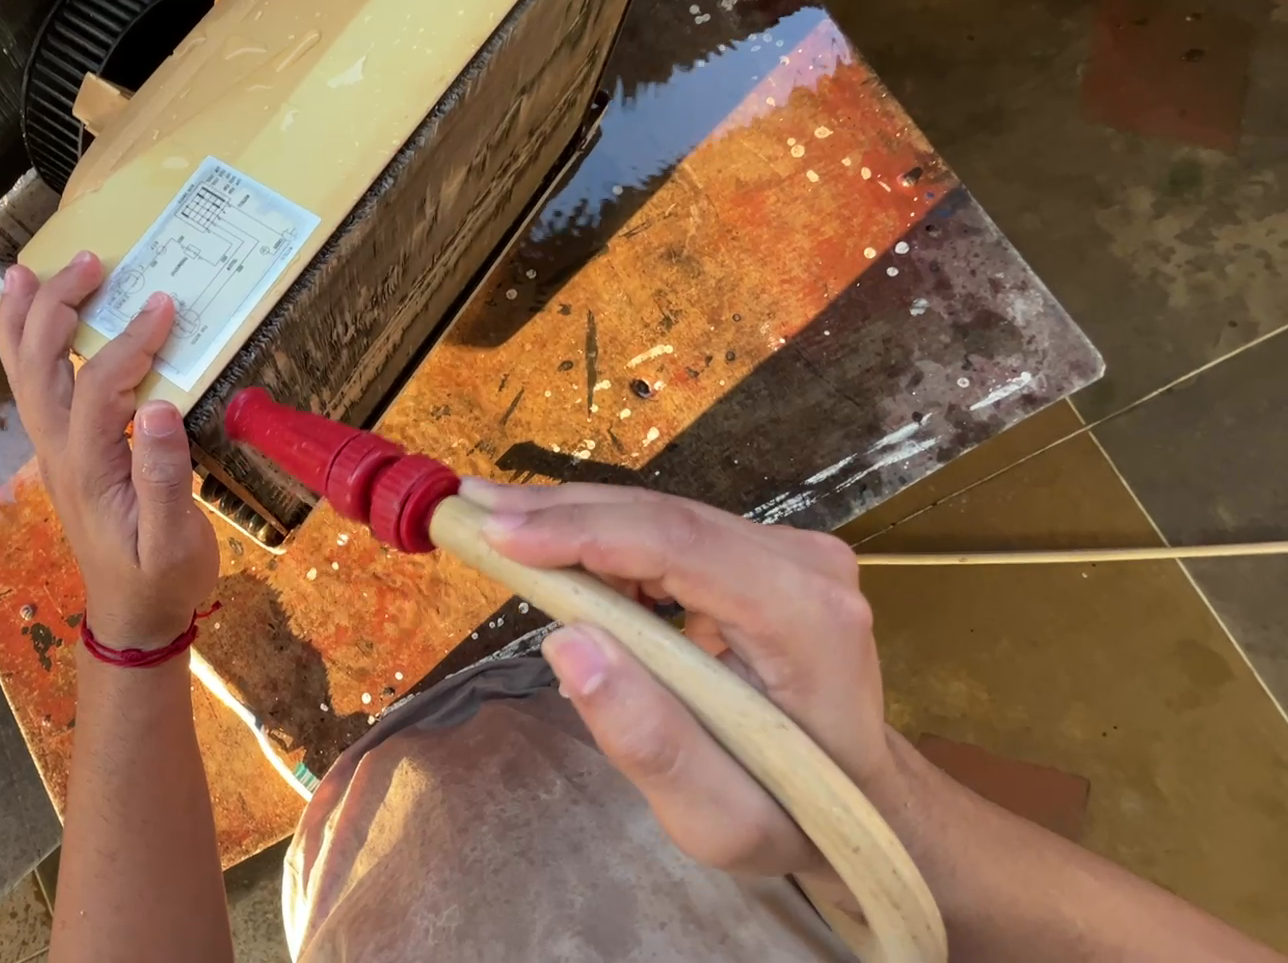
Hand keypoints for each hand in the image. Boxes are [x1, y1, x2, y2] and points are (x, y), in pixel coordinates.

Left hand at [0, 251, 218, 648]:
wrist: (132, 616)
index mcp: (90, 466)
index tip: (166, 307)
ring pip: (24, 373)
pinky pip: (34, 388)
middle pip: (41, 364)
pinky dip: (26, 347)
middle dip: (59, 305)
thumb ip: (166, 477)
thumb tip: (158, 406)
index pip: (102, 385)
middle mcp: (59, 449)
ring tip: (29, 270)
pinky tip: (33, 324)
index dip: (132, 341)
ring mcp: (54, 450)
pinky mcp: (63, 452)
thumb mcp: (174, 539)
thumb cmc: (161, 579)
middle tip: (92, 262)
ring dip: (25, 318)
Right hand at [463, 478, 906, 879]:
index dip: (581, 531)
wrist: (858, 797)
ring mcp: (782, 547)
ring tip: (491, 518)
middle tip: (469, 509)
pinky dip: (593, 533)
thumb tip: (567, 643)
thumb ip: (649, 740)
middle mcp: (801, 561)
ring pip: (653, 513)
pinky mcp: (755, 549)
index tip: (498, 534)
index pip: (677, 545)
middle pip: (659, 515)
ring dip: (567, 516)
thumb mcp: (719, 818)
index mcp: (805, 617)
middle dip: (555, 512)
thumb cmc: (789, 815)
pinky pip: (659, 528)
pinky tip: (543, 538)